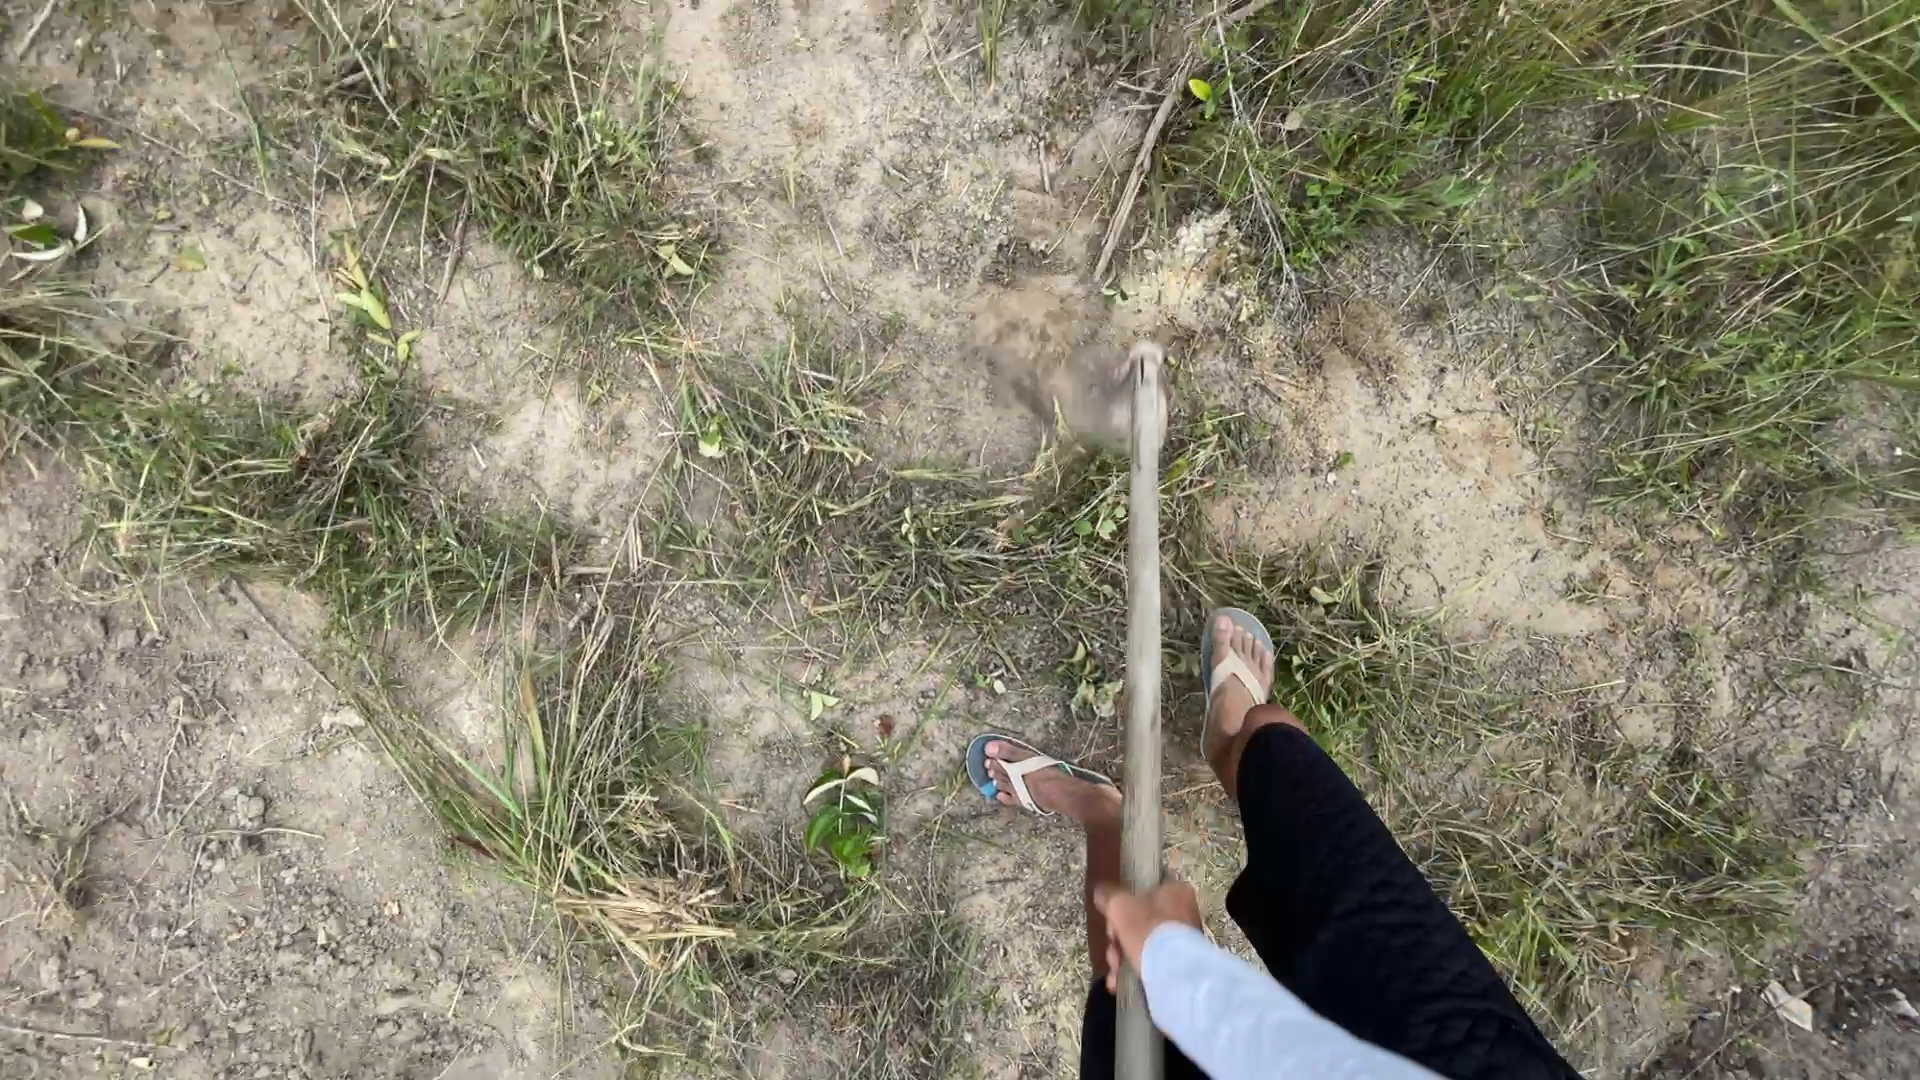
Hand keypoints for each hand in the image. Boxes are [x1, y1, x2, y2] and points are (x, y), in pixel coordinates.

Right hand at [1093, 879, 1202, 991]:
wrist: (1175, 976)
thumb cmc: (1148, 930)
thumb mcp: (1119, 905)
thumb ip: (1107, 896)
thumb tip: (1101, 893)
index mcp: (1175, 890)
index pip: (1142, 890)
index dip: (1121, 904)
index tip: (1111, 920)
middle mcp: (1184, 912)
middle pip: (1139, 920)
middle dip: (1118, 938)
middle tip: (1112, 948)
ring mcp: (1185, 941)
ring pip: (1143, 943)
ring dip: (1122, 957)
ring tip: (1115, 972)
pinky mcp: (1182, 967)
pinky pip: (1152, 962)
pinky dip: (1134, 971)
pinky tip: (1118, 982)